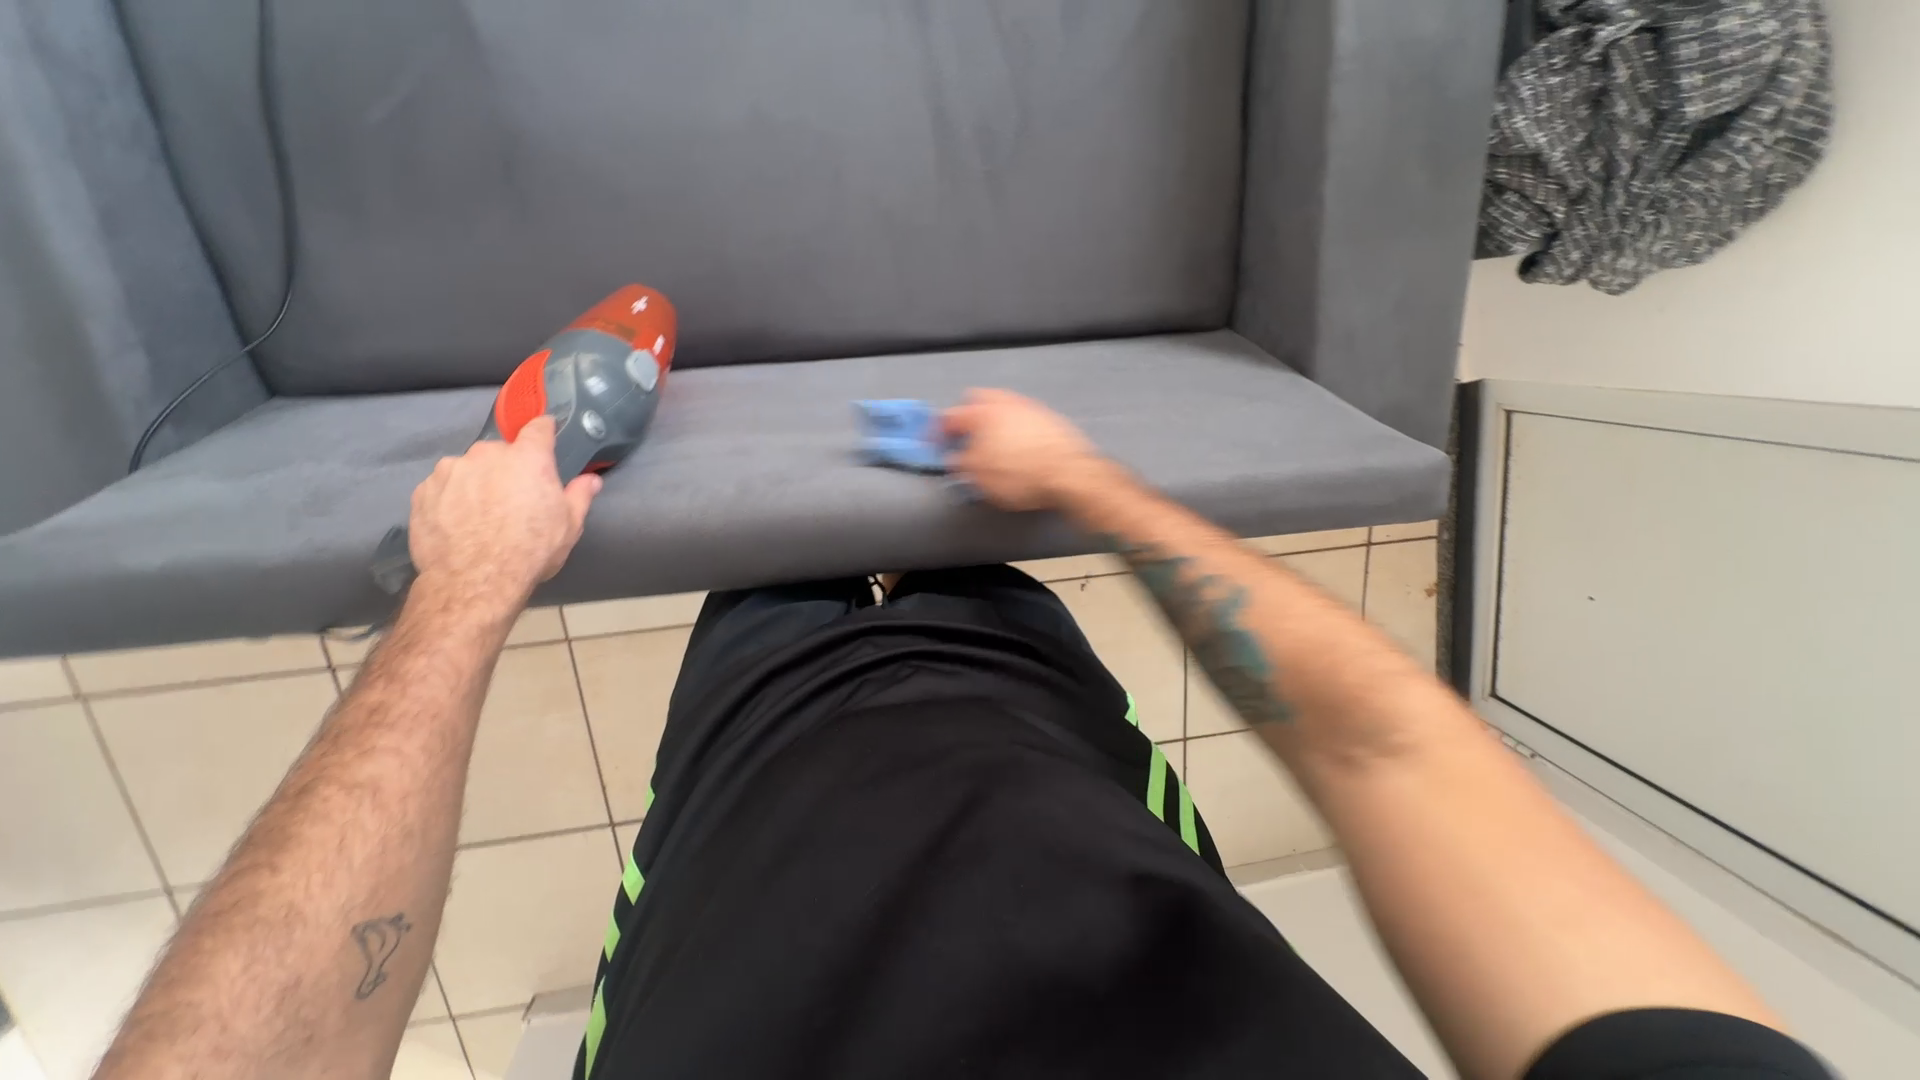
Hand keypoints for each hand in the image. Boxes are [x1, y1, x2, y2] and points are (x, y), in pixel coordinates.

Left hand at [408, 416, 600, 615]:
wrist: (476, 580)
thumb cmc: (532, 550)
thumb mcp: (569, 526)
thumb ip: (579, 496)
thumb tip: (591, 480)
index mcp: (527, 458)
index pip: (537, 428)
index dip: (543, 432)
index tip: (544, 440)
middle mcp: (486, 455)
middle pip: (499, 451)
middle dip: (507, 467)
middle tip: (513, 498)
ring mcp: (450, 471)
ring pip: (468, 468)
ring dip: (476, 482)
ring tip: (480, 515)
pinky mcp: (423, 491)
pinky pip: (442, 487)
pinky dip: (451, 498)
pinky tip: (458, 524)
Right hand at [941, 389, 1105, 511]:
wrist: (1071, 474)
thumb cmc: (1022, 475)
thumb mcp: (981, 477)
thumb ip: (961, 464)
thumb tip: (954, 458)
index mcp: (982, 414)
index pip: (950, 417)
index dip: (937, 431)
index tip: (933, 443)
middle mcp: (1005, 403)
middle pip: (978, 400)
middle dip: (967, 414)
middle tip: (963, 435)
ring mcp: (1030, 408)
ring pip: (1003, 406)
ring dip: (992, 420)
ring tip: (991, 443)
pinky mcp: (1050, 419)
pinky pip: (1023, 418)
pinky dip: (1014, 428)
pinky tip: (1018, 446)